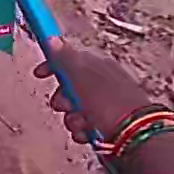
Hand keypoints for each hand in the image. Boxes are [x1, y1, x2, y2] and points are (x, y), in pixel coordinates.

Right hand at [33, 37, 155, 141]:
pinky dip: (82, 129)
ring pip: (74, 109)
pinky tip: (88, 132)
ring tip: (81, 122)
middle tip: (64, 105)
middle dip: (61, 99)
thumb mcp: (81, 75)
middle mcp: (103, 84)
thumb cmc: (108, 102)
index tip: (39, 74)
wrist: (134, 134)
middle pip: (68, 88)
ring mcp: (106, 105)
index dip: (51, 66)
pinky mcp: (107, 124)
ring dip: (72, 118)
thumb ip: (64, 58)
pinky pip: (84, 125)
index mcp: (99, 67)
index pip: (69, 60)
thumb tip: (52, 39)